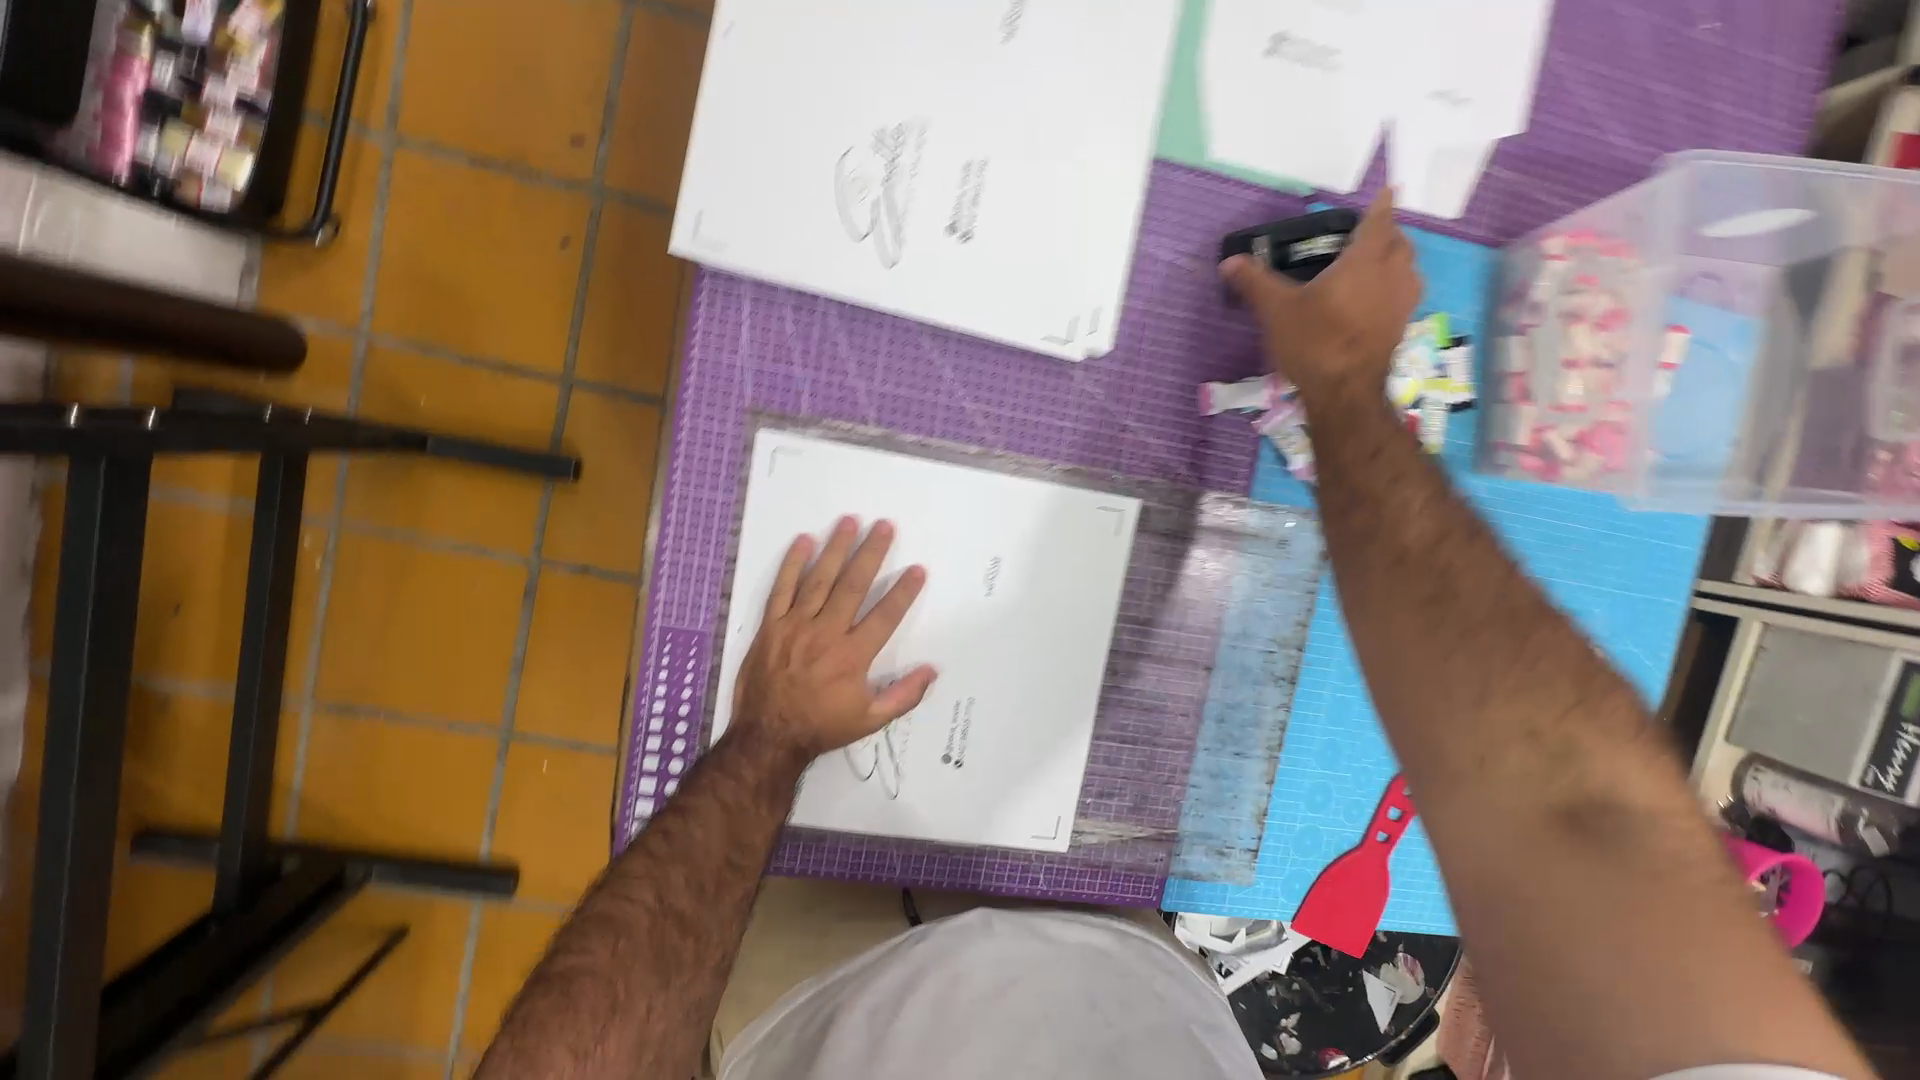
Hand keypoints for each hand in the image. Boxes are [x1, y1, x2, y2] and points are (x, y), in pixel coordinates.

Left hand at [731, 516, 936, 761]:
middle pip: (853, 585)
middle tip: (885, 526)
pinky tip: (804, 541)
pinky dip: (793, 564)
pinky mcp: (771, 626)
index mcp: (853, 656)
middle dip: (872, 553)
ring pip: (820, 579)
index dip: (903, 591)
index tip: (917, 569)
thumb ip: (903, 696)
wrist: (768, 736)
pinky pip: (782, 589)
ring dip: (837, 548)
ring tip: (850, 521)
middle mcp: (826, 633)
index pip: (884, 615)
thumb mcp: (870, 720)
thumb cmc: (822, 727)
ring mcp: (796, 626)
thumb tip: (932, 670)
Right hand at [1219, 187, 1422, 409]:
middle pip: (1400, 242)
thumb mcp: (1276, 310)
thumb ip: (1255, 282)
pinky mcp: (1402, 327)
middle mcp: (1392, 275)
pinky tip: (1376, 299)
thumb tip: (1229, 262)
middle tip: (1370, 233)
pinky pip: (1404, 294)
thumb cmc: (1314, 341)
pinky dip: (1394, 286)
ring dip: (1396, 259)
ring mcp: (1402, 302)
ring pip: (1408, 268)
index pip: (1379, 221)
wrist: (1345, 391)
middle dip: (1388, 233)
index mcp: (1365, 260)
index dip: (1381, 204)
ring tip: (1375, 264)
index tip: (1388, 189)